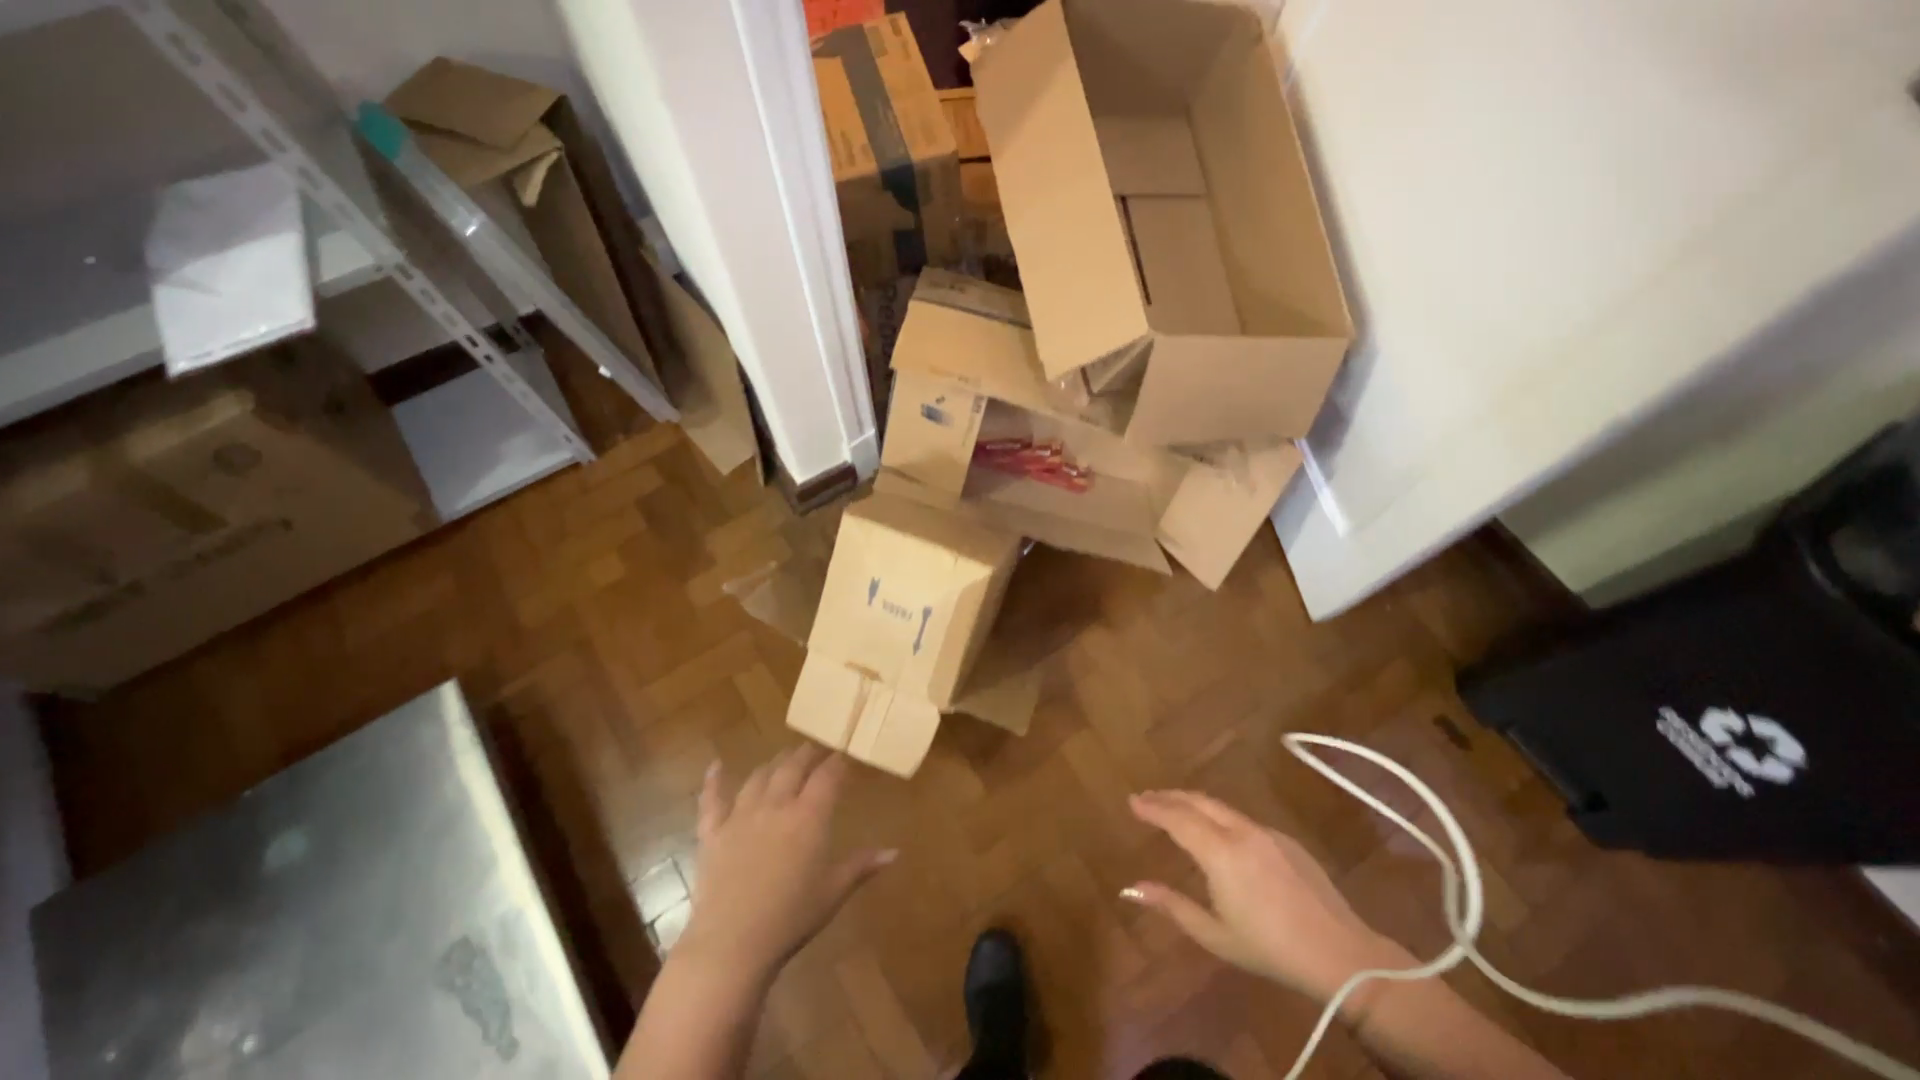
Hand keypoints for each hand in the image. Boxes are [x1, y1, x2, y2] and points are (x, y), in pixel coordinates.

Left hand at [680, 745, 895, 979]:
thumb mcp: (833, 892)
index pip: (827, 777)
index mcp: (809, 817)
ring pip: (758, 778)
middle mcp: (775, 806)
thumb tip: (894, 852)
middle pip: (792, 768)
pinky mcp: (712, 833)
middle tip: (815, 749)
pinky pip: (712, 799)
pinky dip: (714, 780)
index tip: (844, 754)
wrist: (732, 941)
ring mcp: (740, 816)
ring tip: (782, 759)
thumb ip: (861, 866)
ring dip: (773, 764)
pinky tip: (716, 765)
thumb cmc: (791, 918)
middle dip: (806, 755)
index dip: (837, 762)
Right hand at [1125, 790, 1410, 1000]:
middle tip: (1148, 797)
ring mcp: (1269, 835)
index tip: (1132, 801)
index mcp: (1220, 853)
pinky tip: (1218, 832)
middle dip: (1171, 797)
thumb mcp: (1214, 934)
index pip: (1178, 818)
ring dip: (1196, 804)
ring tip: (1177, 809)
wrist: (1338, 952)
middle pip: (1200, 802)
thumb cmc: (1269, 948)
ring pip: (1224, 809)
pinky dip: (1221, 817)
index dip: (1153, 808)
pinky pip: (1245, 821)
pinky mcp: (1288, 843)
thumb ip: (1172, 906)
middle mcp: (1243, 833)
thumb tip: (1132, 887)